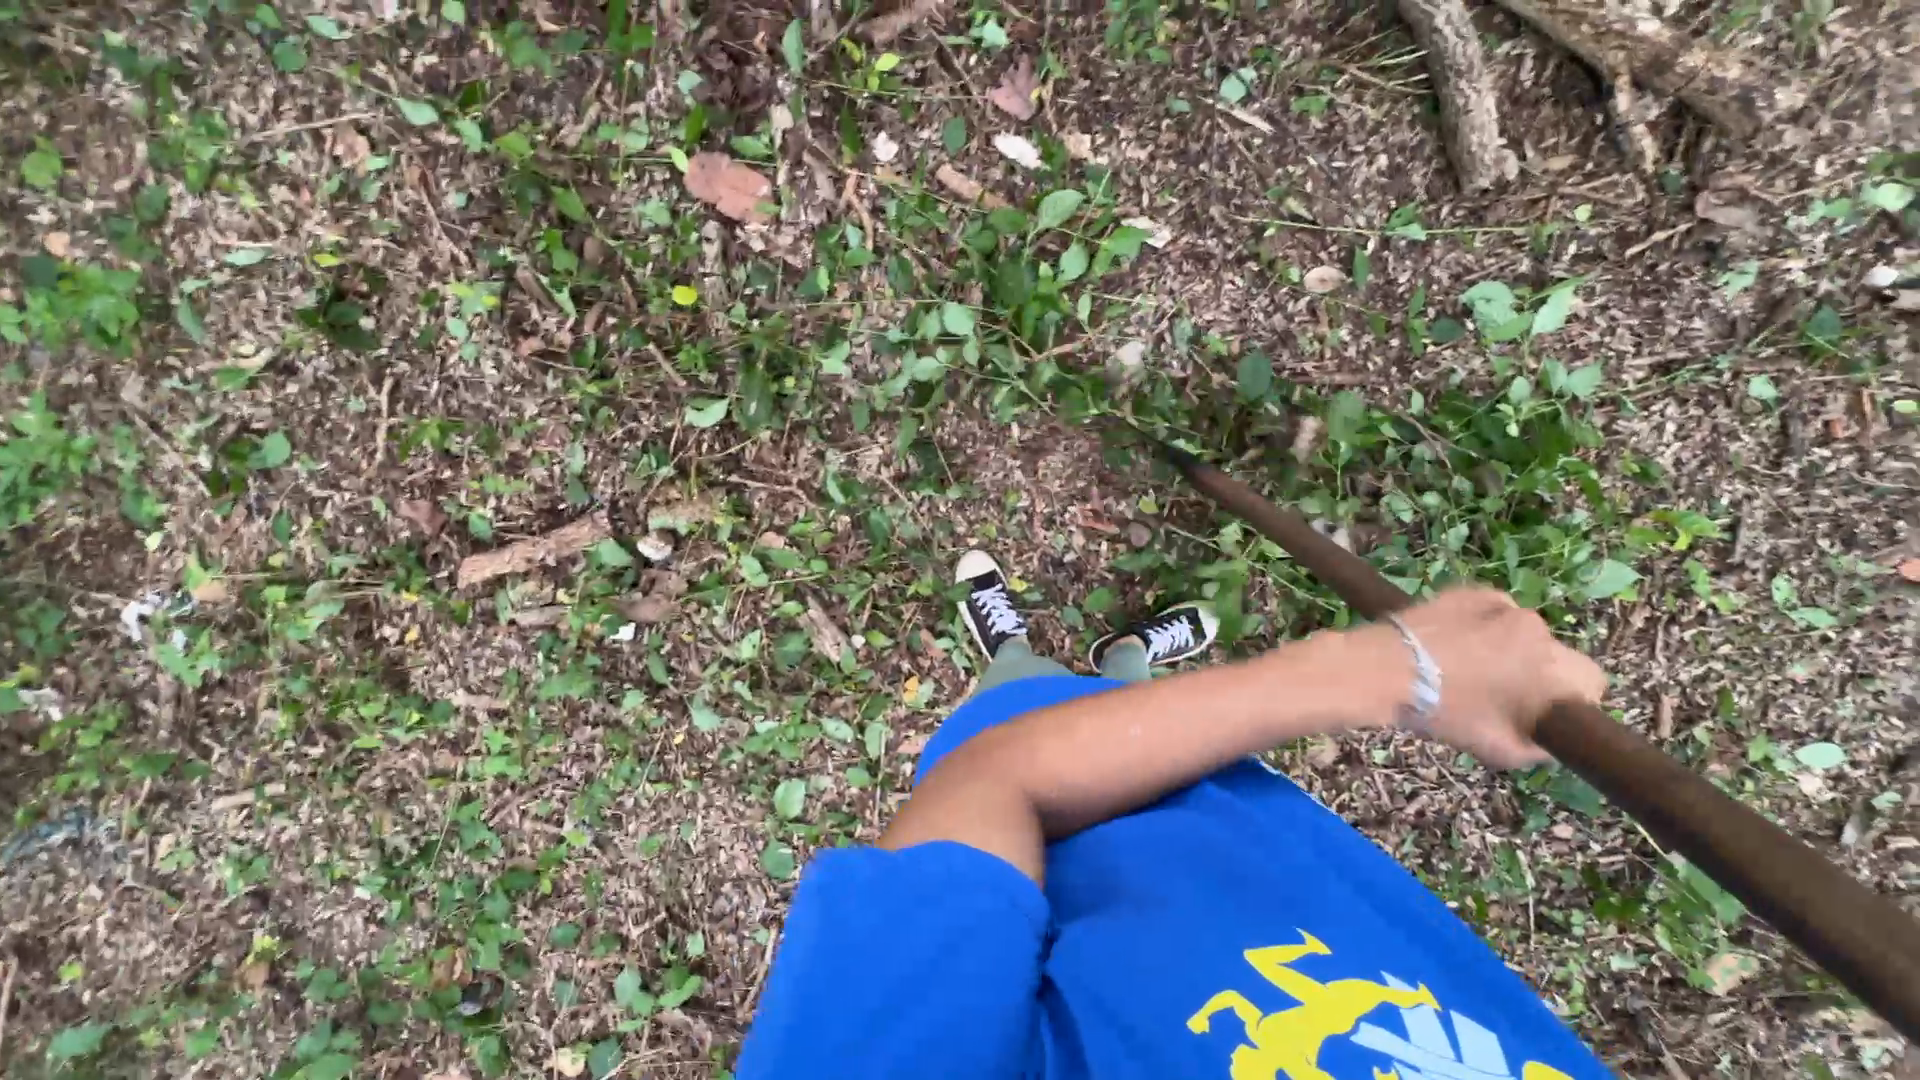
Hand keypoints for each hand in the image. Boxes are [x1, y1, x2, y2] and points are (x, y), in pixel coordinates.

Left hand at [1369, 586, 1607, 768]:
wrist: (1384, 667)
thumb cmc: (1444, 711)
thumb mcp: (1497, 749)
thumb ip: (1537, 750)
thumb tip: (1546, 744)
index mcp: (1554, 668)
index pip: (1592, 682)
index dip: (1573, 700)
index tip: (1543, 711)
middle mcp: (1537, 630)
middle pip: (1555, 654)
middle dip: (1539, 673)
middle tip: (1501, 691)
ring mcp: (1502, 604)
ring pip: (1523, 631)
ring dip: (1510, 646)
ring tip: (1469, 665)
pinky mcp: (1470, 590)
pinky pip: (1492, 609)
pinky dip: (1484, 623)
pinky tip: (1456, 639)